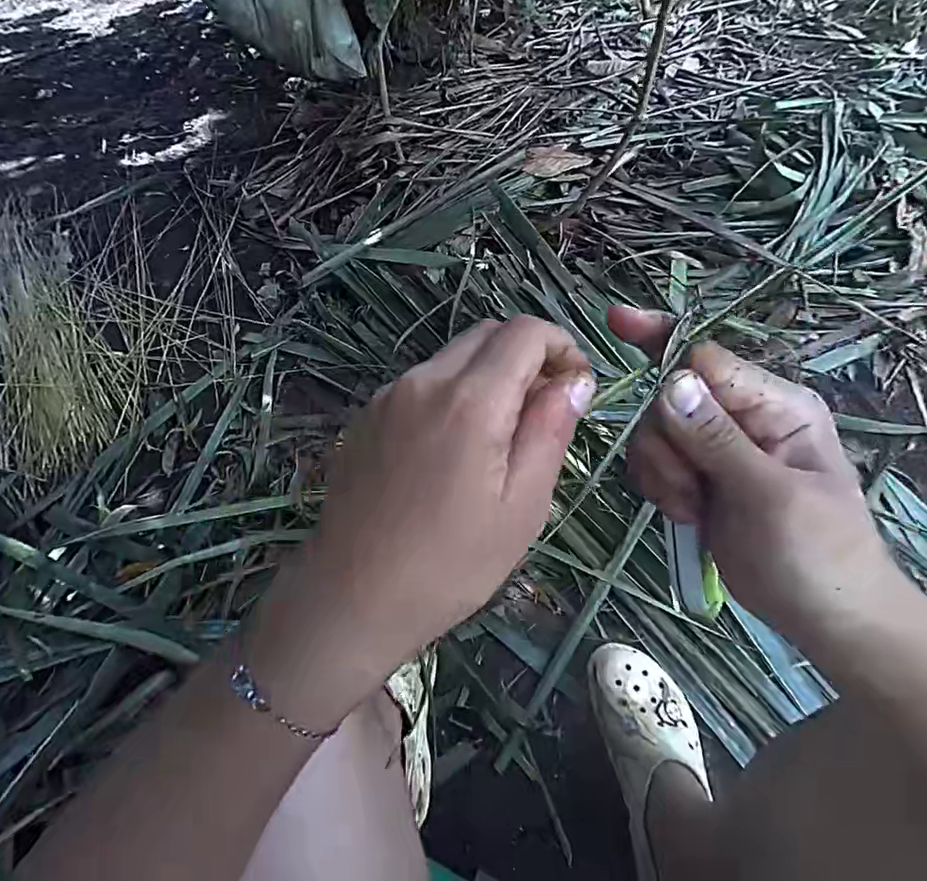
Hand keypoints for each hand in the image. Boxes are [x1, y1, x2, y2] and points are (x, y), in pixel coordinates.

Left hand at [247, 317, 594, 729]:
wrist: (351, 596)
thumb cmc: (450, 564)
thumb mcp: (522, 506)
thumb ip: (551, 430)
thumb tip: (574, 380)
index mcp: (469, 399)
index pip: (525, 331)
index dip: (561, 346)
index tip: (575, 385)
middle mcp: (425, 380)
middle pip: (488, 334)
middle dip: (527, 356)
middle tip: (542, 410)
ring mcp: (389, 394)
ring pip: (454, 356)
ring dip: (489, 374)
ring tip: (499, 437)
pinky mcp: (368, 414)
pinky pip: (423, 382)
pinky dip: (453, 392)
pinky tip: (452, 448)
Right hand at [607, 306, 903, 639]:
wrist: (825, 619)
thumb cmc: (818, 554)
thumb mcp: (770, 495)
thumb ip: (717, 438)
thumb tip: (671, 381)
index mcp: (775, 405)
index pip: (706, 359)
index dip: (663, 343)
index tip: (617, 322)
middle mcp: (743, 416)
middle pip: (669, 397)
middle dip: (666, 442)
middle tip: (690, 487)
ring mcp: (717, 446)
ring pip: (655, 431)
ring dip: (662, 471)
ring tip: (692, 507)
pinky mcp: (697, 475)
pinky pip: (654, 460)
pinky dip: (659, 486)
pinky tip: (686, 513)